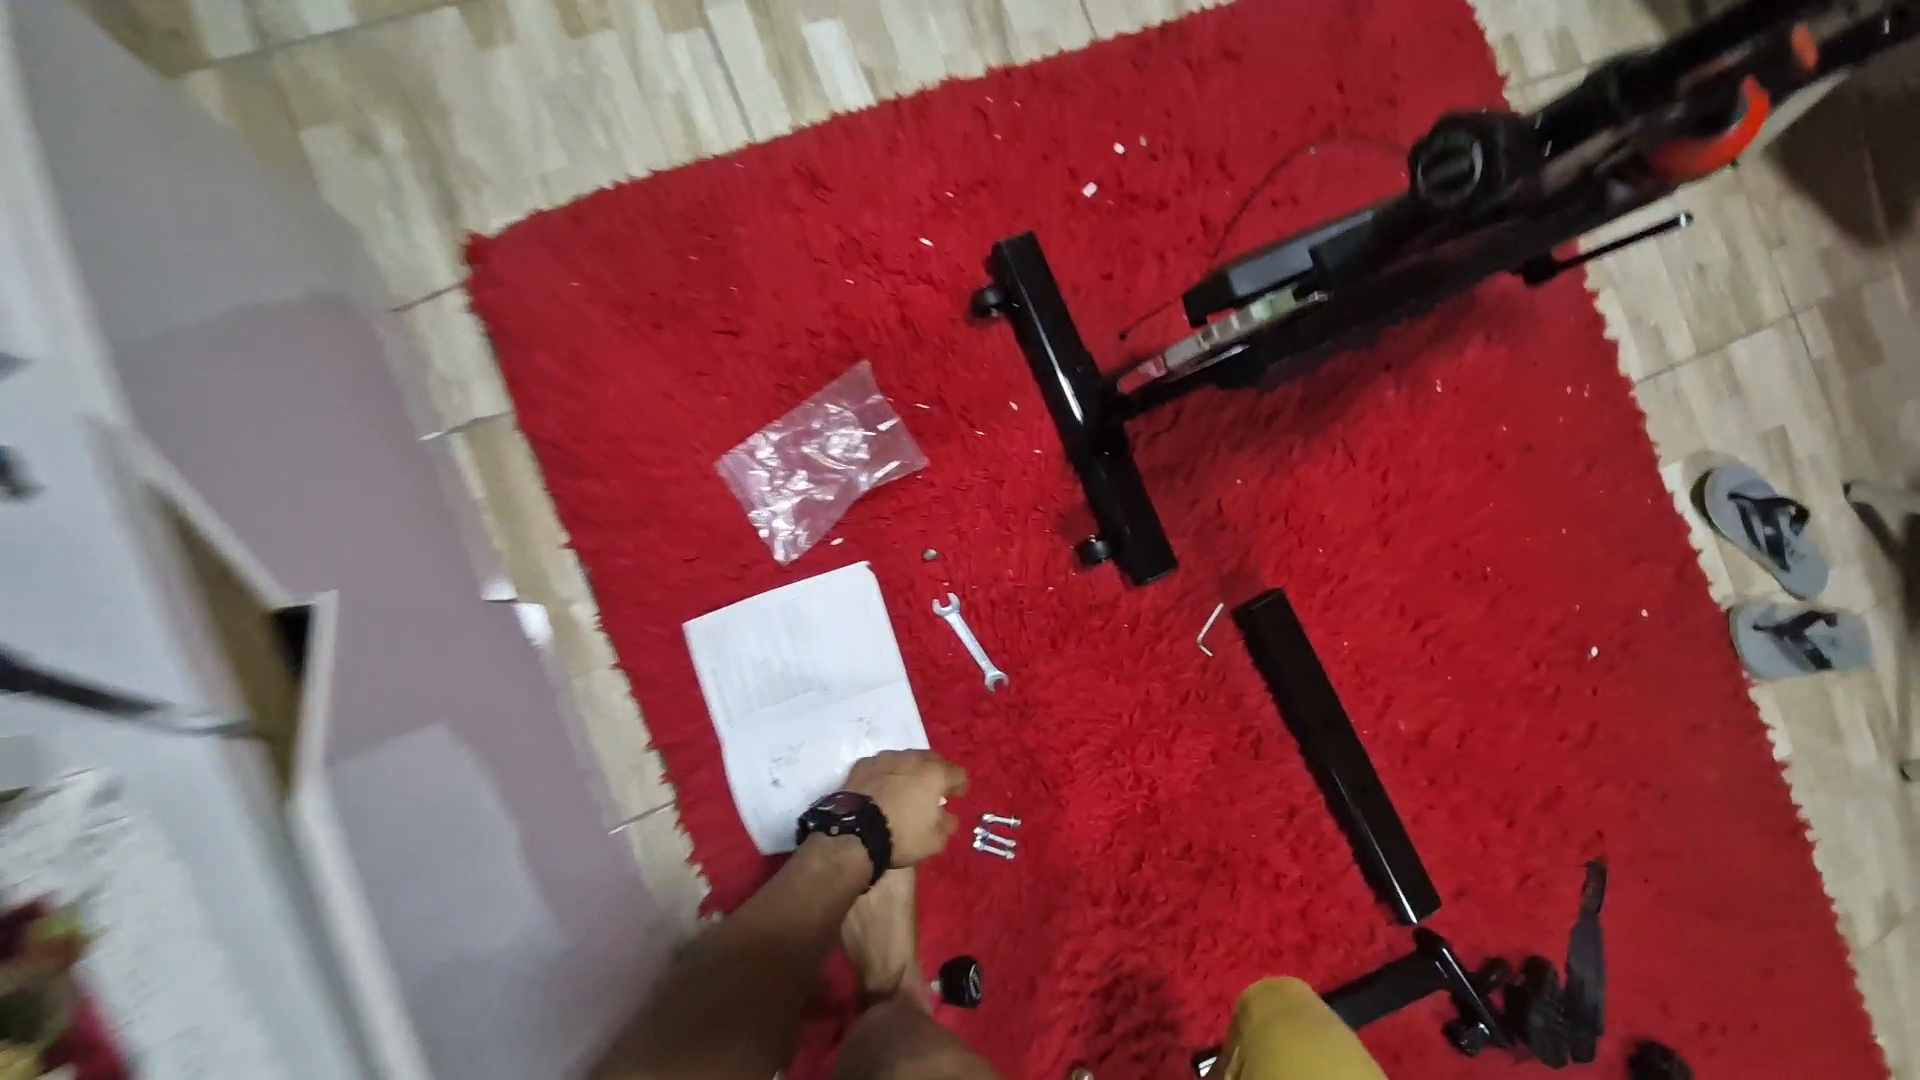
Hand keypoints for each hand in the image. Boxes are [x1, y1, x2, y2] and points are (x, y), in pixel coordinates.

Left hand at [841, 750, 967, 865]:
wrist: (854, 833)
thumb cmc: (901, 836)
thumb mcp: (934, 841)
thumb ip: (947, 826)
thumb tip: (949, 817)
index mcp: (935, 774)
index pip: (958, 773)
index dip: (961, 785)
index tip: (958, 797)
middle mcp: (912, 759)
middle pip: (932, 759)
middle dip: (936, 773)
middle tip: (934, 790)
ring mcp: (885, 758)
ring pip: (905, 759)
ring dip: (910, 771)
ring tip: (905, 788)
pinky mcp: (863, 764)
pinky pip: (881, 766)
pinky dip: (886, 774)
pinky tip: (881, 789)